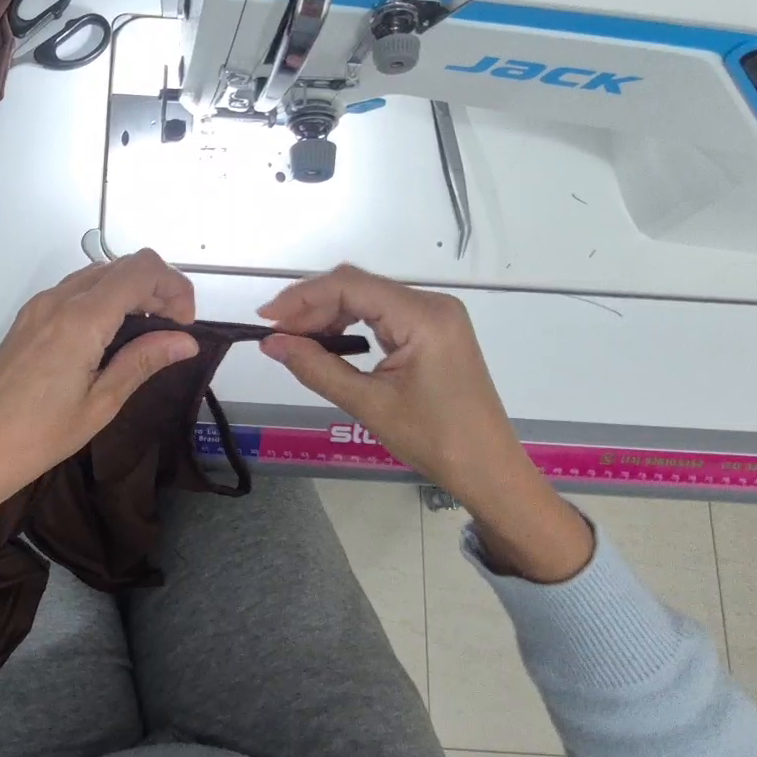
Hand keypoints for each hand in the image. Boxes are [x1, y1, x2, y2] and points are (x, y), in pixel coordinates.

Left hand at [0, 250, 199, 558]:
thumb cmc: (38, 437)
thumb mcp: (100, 403)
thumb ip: (143, 362)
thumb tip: (186, 341)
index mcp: (80, 319)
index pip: (141, 270)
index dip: (174, 287)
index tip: (186, 324)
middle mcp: (58, 300)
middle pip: (121, 265)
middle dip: (157, 286)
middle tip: (174, 329)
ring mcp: (38, 307)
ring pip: (97, 274)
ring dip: (131, 290)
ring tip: (149, 333)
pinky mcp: (28, 319)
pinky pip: (75, 291)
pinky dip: (104, 299)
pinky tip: (113, 335)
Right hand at [257, 266, 592, 581]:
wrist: (489, 470)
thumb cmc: (435, 439)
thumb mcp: (369, 404)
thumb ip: (316, 367)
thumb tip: (271, 343)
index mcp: (423, 316)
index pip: (350, 286)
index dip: (303, 297)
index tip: (266, 318)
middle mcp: (431, 304)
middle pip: (357, 287)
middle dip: (312, 307)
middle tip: (277, 336)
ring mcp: (435, 316)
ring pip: (367, 298)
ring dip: (328, 315)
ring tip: (295, 342)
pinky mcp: (432, 331)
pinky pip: (381, 314)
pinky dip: (350, 324)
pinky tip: (327, 343)